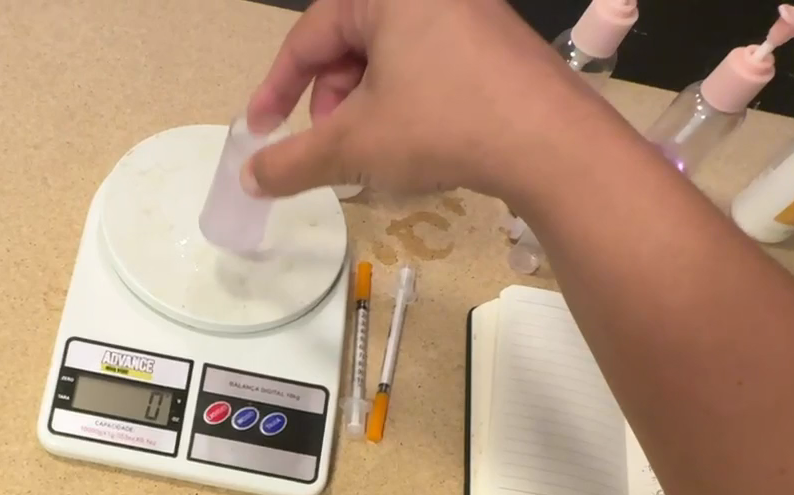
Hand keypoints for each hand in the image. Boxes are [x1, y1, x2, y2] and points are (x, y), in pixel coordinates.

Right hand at [242, 0, 620, 203]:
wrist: (544, 139)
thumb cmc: (439, 124)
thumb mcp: (352, 146)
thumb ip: (290, 163)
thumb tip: (248, 178)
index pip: (307, 37)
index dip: (275, 91)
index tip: (258, 133)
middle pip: (346, 46)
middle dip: (328, 104)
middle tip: (329, 149)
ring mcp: (462, 10)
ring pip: (383, 60)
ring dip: (361, 110)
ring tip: (369, 154)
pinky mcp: (488, 39)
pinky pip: (420, 64)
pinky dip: (398, 104)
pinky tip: (406, 142)